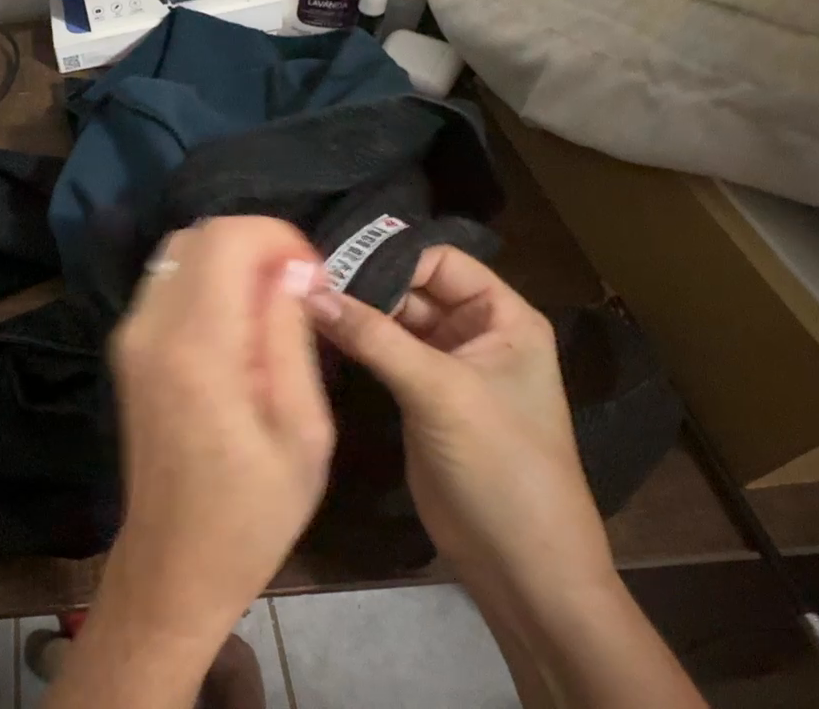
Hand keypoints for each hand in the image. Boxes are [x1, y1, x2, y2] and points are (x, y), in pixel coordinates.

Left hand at [104, 216, 336, 639]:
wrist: (173, 561)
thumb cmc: (252, 512)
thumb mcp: (301, 431)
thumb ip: (290, 336)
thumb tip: (291, 268)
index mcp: (195, 346)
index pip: (226, 237)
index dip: (278, 238)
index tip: (312, 277)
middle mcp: (149, 328)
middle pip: (197, 236)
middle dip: (255, 246)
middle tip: (296, 292)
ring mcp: (128, 337)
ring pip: (177, 255)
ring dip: (228, 263)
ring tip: (270, 310)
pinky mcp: (125, 351)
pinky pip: (165, 286)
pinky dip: (204, 284)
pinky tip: (236, 329)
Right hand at [308, 245, 612, 603]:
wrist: (519, 560)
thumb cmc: (500, 463)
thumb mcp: (441, 391)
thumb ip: (375, 338)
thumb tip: (309, 290)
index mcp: (503, 318)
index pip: (440, 262)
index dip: (391, 259)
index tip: (333, 266)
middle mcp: (475, 334)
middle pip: (412, 289)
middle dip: (364, 286)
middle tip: (304, 285)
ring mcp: (445, 367)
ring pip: (392, 323)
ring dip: (354, 316)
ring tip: (299, 307)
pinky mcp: (418, 398)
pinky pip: (382, 356)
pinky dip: (353, 346)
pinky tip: (316, 340)